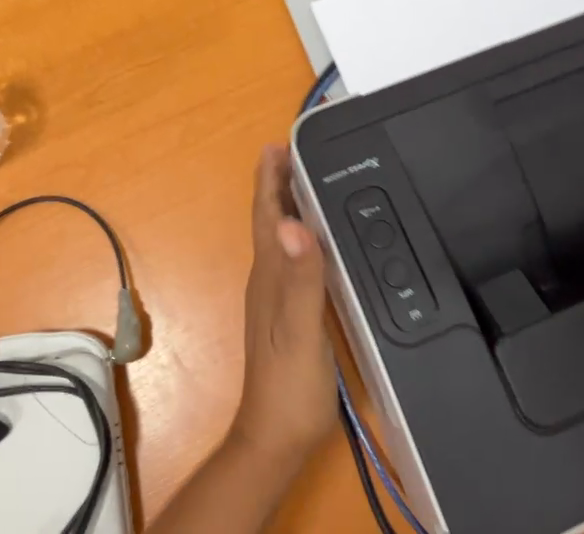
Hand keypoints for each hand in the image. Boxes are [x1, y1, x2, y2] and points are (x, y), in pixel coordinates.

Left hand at [228, 145, 337, 470]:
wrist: (276, 439)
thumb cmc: (289, 386)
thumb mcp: (300, 331)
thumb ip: (300, 280)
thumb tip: (293, 224)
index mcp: (269, 276)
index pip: (267, 216)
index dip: (270, 180)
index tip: (277, 143)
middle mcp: (268, 280)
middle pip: (271, 220)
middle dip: (279, 183)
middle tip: (296, 150)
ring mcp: (275, 298)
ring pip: (281, 238)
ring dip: (288, 206)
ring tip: (305, 180)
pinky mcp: (287, 314)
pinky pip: (292, 260)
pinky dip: (301, 235)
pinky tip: (316, 239)